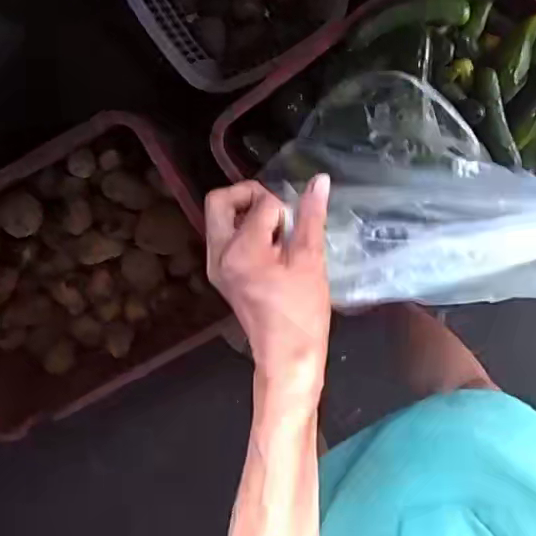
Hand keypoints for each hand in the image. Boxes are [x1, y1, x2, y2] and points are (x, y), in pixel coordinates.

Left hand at [205, 177, 331, 390]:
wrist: (287, 355)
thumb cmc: (302, 312)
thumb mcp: (311, 259)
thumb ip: (311, 215)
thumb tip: (320, 180)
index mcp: (239, 250)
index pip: (261, 203)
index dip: (284, 209)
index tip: (297, 229)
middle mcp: (218, 254)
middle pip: (220, 200)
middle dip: (250, 196)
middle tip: (277, 212)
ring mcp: (215, 266)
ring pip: (220, 217)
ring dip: (247, 214)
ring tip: (277, 235)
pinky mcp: (220, 274)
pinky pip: (224, 237)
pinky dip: (244, 231)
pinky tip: (270, 249)